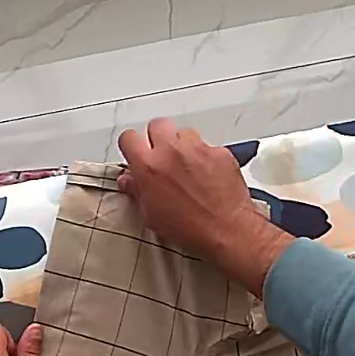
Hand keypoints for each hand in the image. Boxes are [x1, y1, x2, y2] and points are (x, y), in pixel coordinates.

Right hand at [116, 118, 292, 295]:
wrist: (225, 230)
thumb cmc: (190, 227)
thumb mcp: (151, 215)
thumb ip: (137, 191)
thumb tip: (130, 181)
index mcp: (149, 166)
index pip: (129, 138)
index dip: (131, 145)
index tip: (136, 151)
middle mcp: (171, 151)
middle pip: (158, 125)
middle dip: (158, 137)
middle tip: (162, 155)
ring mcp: (197, 149)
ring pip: (184, 133)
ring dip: (183, 146)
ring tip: (187, 166)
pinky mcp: (218, 152)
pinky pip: (207, 146)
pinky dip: (206, 156)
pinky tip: (207, 174)